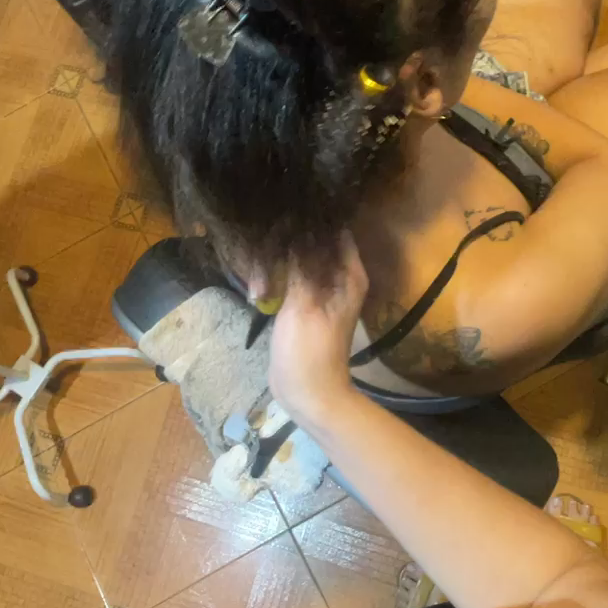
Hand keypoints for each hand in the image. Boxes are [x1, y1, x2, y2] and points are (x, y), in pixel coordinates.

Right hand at [268, 233, 366, 420]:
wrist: (308, 394)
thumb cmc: (310, 351)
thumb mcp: (304, 302)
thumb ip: (302, 261)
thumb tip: (298, 223)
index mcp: (349, 273)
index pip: (334, 229)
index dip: (310, 219)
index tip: (282, 213)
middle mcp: (338, 276)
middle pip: (312, 241)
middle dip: (286, 240)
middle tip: (262, 246)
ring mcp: (319, 288)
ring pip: (296, 258)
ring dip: (275, 263)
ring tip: (260, 282)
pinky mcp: (302, 301)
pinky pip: (288, 277)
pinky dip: (274, 278)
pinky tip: (259, 288)